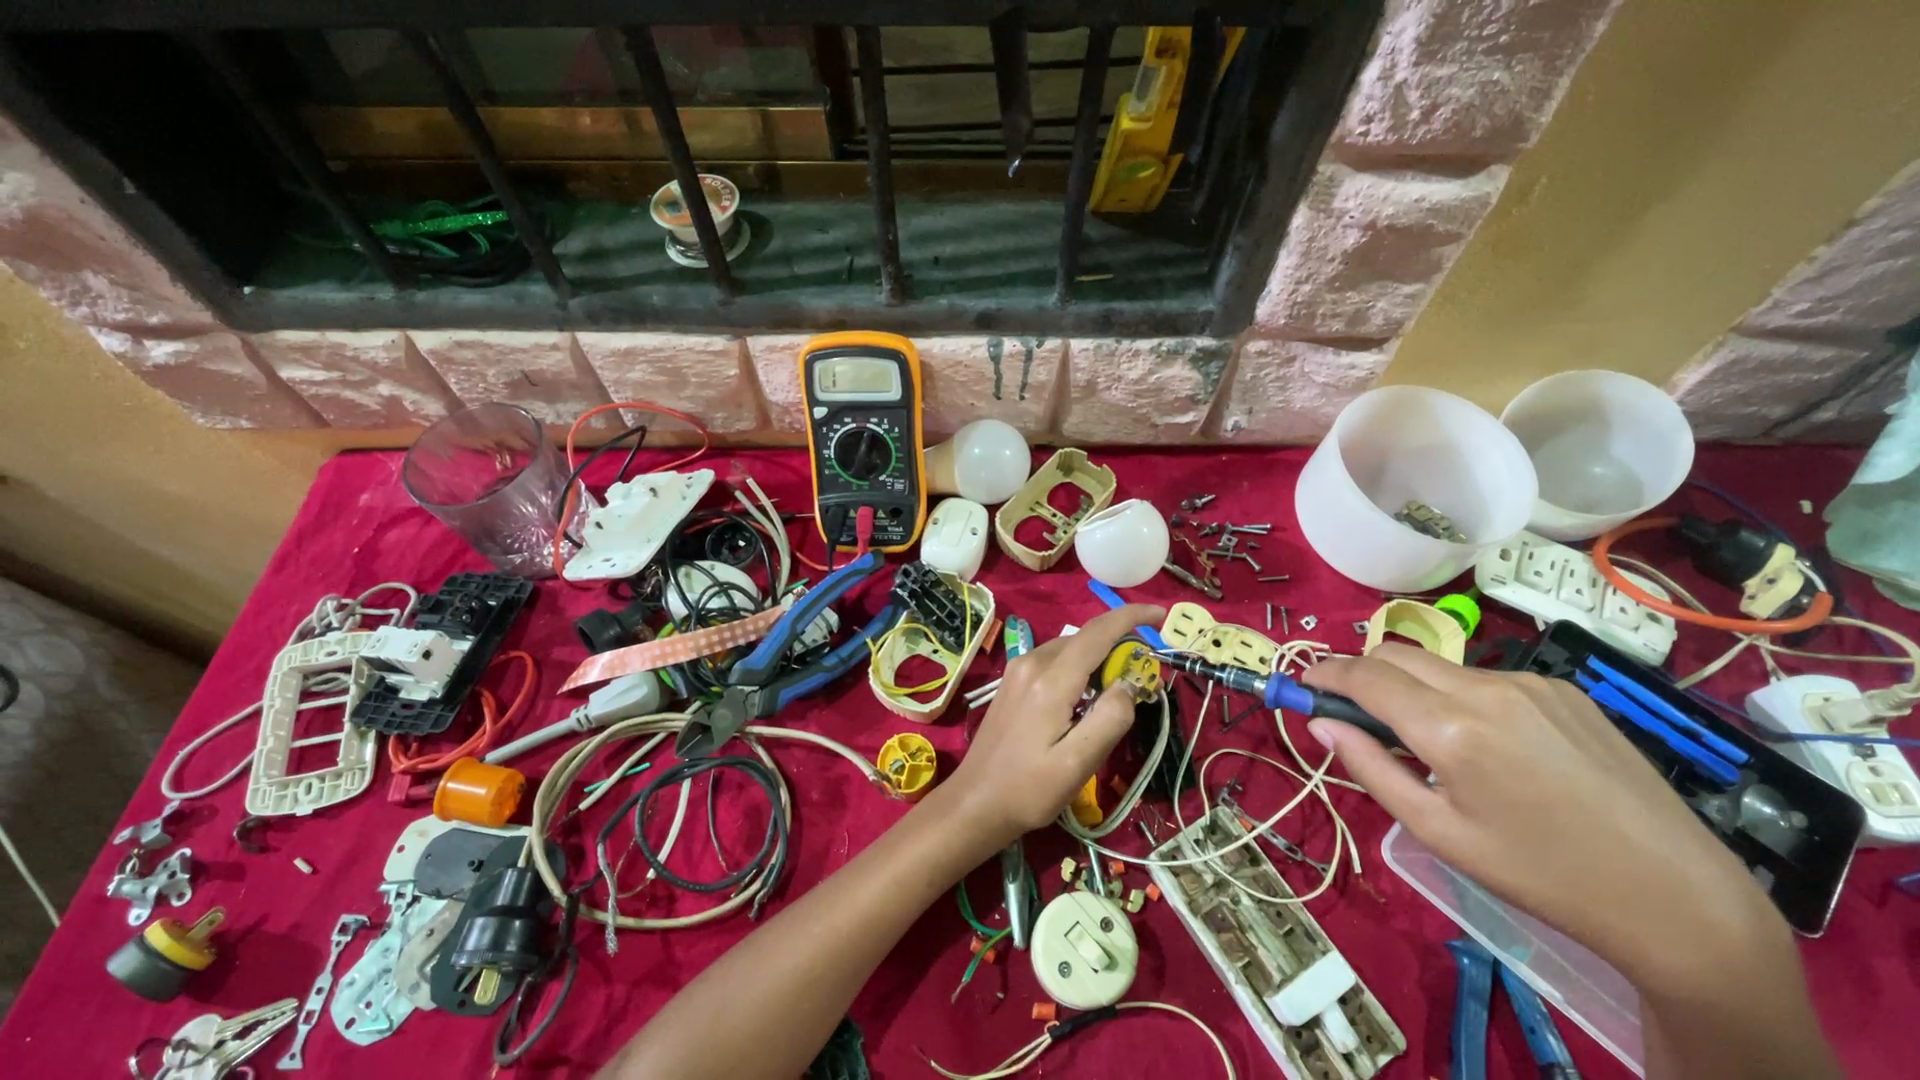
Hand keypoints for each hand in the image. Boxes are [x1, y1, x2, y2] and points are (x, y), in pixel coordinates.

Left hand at [945, 604, 1165, 846]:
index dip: (1132, 617)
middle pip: (1085, 638)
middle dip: (1120, 645)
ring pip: (1070, 648)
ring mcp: (1018, 671)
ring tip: (1119, 692)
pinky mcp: (1012, 683)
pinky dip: (1080, 668)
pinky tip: (1086, 699)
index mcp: (1050, 680)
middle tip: (1145, 677)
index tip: (1161, 614)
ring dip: (1099, 658)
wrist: (975, 803)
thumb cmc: (1029, 789)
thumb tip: (1130, 683)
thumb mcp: (1079, 762)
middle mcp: (1032, 663)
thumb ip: (1111, 719)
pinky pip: (1055, 661)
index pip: (1098, 632)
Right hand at [1303, 645, 1793, 995]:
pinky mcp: (1566, 691)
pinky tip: (1482, 744)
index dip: (1324, 673)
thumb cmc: (1539, 874)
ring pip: (1443, 666)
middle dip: (1361, 672)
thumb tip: (1321, 724)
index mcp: (1451, 728)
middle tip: (1348, 711)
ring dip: (1411, 685)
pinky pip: (1488, 680)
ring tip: (1420, 740)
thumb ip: (1371, 768)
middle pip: (1398, 654)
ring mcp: (1533, 684)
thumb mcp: (1438, 832)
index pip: (1365, 675)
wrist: (1672, 893)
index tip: (1301, 684)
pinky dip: (1459, 696)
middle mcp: (1488, 688)